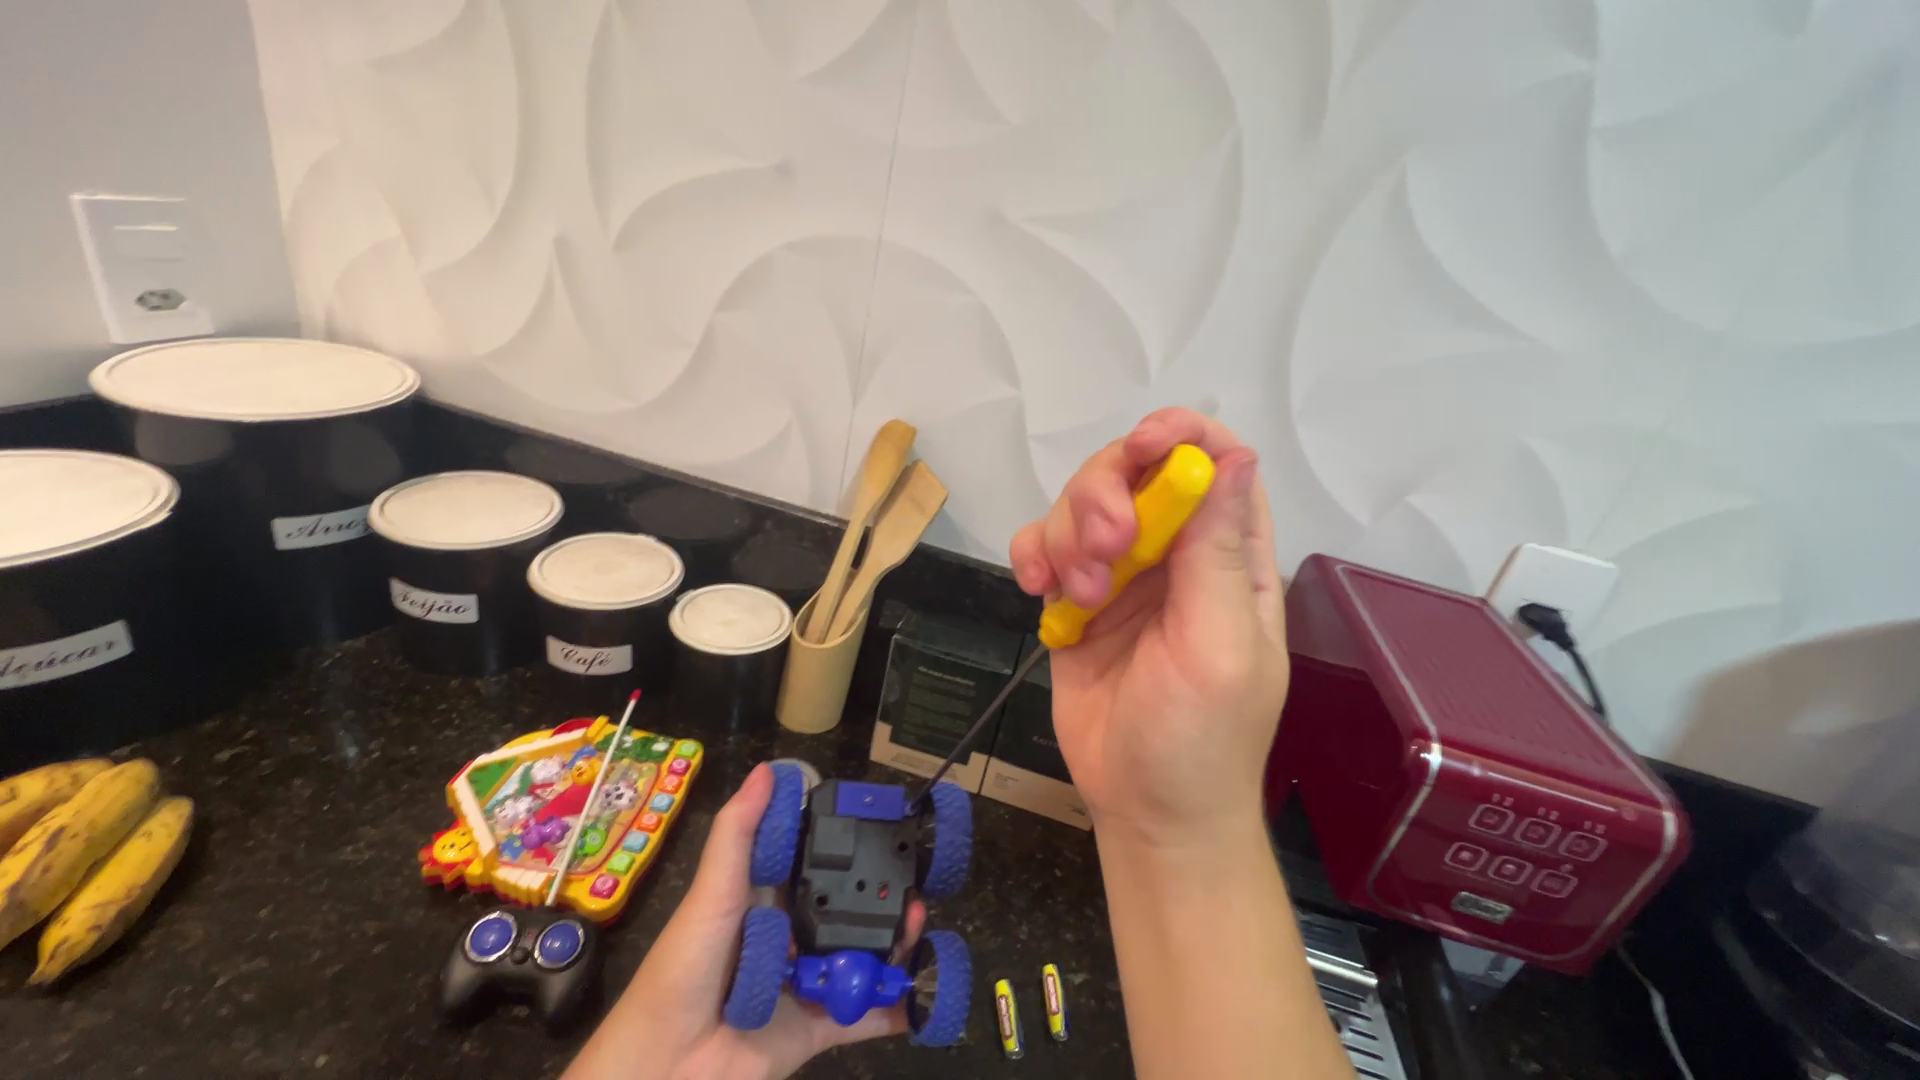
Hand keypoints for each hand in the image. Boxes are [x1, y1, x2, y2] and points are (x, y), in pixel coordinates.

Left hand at [566, 764, 925, 1079]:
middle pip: (845, 913)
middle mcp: (790, 939)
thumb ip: (738, 834)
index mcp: (764, 903)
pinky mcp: (817, 1029)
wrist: (665, 1066)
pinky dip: (894, 1010)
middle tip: (915, 880)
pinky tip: (922, 995)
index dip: (845, 846)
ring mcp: (807, 985)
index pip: (812, 865)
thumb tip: (769, 768)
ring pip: (861, 958)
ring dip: (895, 943)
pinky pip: (862, 1017)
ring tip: (920, 921)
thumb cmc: (685, 970)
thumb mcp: (711, 893)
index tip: (884, 821)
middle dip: (880, 898)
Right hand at [1009, 408, 1287, 846]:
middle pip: (1133, 471)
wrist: (1145, 809)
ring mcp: (1120, 574)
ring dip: (1068, 536)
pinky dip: (1033, 554)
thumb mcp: (1219, 645)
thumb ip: (1218, 554)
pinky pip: (1043, 547)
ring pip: (1080, 505)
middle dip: (1106, 494)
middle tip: (1105, 550)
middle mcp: (1175, 552)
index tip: (1143, 446)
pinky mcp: (1073, 600)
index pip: (1215, 462)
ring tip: (1077, 597)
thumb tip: (1235, 457)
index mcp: (1229, 556)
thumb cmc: (1200, 737)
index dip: (1181, 436)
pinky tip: (1037, 588)